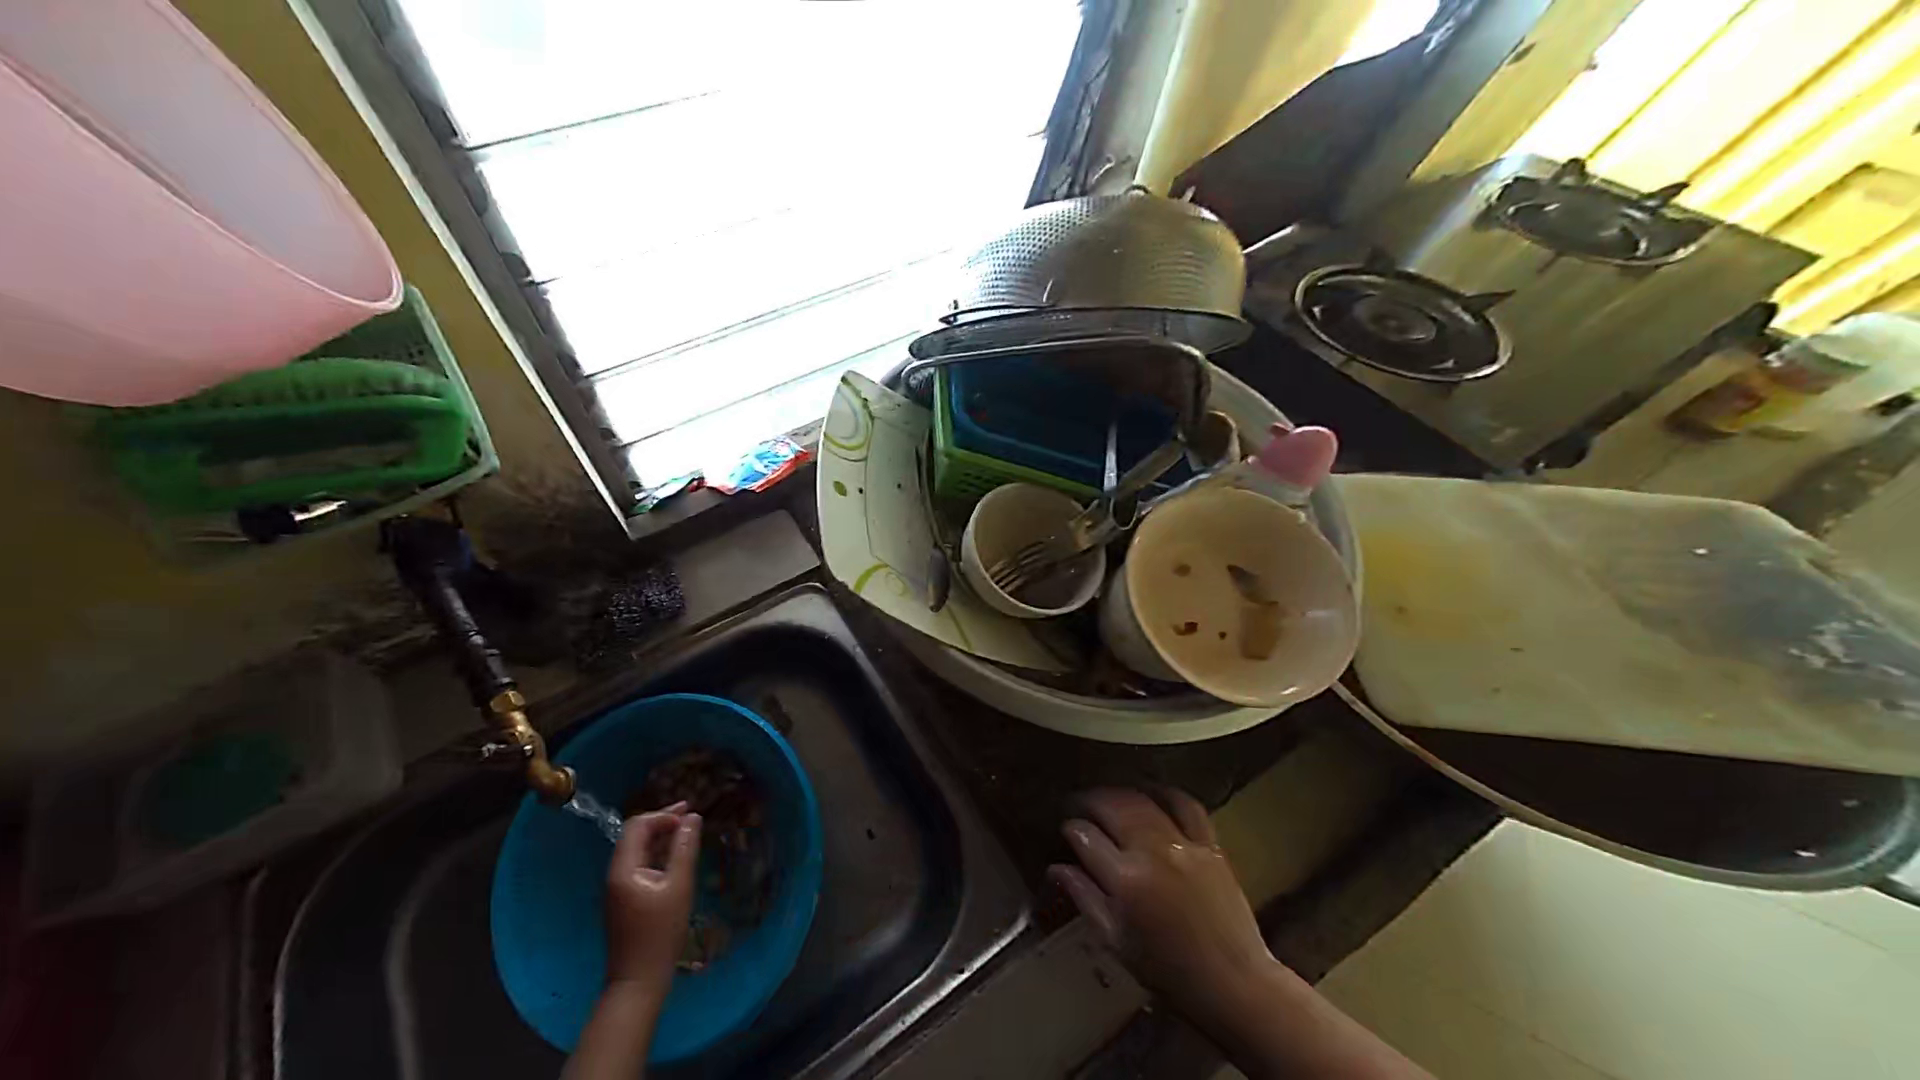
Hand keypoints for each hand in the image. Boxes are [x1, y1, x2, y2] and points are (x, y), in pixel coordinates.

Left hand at [605, 802, 701, 990]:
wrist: (638, 981)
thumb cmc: (661, 933)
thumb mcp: (679, 886)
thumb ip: (685, 849)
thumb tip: (692, 818)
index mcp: (623, 869)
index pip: (638, 826)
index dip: (663, 815)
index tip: (689, 816)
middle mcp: (615, 874)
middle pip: (634, 835)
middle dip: (662, 822)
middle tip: (691, 816)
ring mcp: (618, 888)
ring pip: (637, 850)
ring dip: (661, 837)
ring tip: (687, 832)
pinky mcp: (624, 898)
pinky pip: (639, 865)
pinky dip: (657, 854)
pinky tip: (676, 857)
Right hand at [1048, 788, 1289, 1019]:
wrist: (1233, 982)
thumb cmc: (1168, 971)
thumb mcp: (1116, 941)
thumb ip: (1084, 897)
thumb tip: (1056, 868)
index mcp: (1125, 880)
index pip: (1085, 836)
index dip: (1070, 829)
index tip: (1066, 830)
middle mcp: (1152, 852)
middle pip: (1113, 807)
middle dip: (1089, 800)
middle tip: (1079, 803)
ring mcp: (1183, 844)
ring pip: (1144, 800)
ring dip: (1121, 793)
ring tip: (1108, 797)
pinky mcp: (1210, 844)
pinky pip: (1186, 805)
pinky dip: (1166, 794)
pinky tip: (1152, 793)